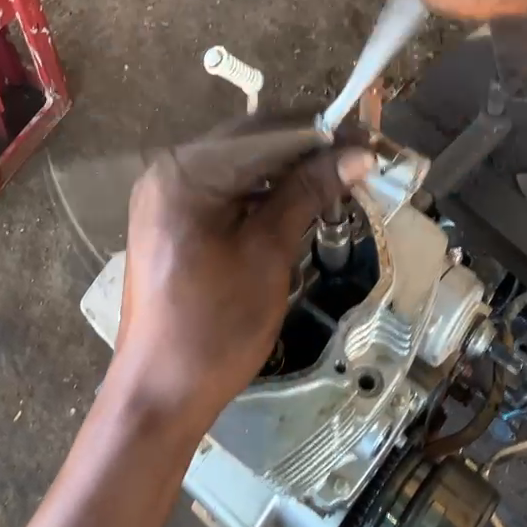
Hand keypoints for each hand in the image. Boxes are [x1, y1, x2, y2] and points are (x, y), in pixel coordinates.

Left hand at [107, 121, 372, 431]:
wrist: (159, 394)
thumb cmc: (214, 325)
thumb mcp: (267, 253)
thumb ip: (307, 193)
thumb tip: (357, 155)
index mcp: (184, 172)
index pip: (262, 132)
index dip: (319, 133)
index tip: (367, 138)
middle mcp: (167, 171)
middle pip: (247, 143)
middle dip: (303, 149)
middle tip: (358, 156)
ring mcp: (163, 196)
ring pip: (236, 166)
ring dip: (284, 170)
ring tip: (336, 176)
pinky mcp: (169, 220)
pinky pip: (220, 190)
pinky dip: (258, 192)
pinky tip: (296, 199)